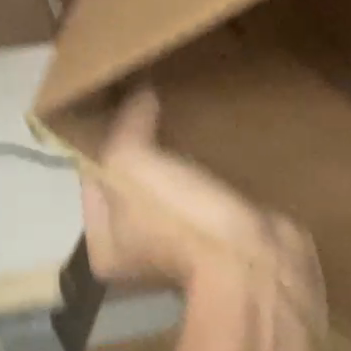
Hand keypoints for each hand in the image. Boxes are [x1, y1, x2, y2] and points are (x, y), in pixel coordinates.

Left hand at [81, 88, 321, 308]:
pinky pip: (214, 200)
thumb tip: (137, 93)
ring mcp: (191, 251)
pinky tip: (225, 155)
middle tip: (159, 117)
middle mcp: (143, 255)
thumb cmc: (182, 220)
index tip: (120, 110)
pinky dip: (217, 180)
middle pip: (136, 190)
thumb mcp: (132, 166)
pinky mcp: (230, 241)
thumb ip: (126, 128)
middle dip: (148, 156)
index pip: (93, 184)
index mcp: (106, 249)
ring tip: (194, 131)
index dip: (103, 144)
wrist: (258, 256)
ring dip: (186, 168)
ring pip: (178, 195)